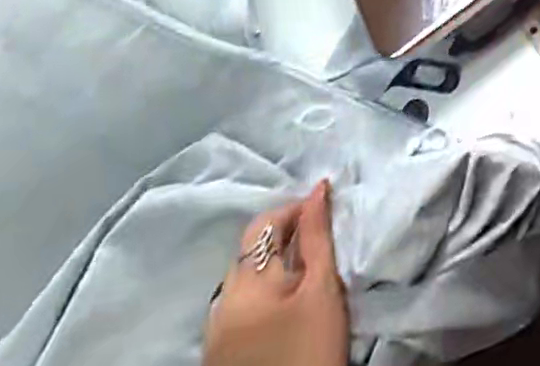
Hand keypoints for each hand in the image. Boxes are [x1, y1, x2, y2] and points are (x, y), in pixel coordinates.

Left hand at [205, 181, 347, 365]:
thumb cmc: (311, 352)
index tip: (325, 211)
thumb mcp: (323, 291)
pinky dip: (262, 294)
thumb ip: (318, 236)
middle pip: (251, 250)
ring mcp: (215, 332)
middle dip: (283, 237)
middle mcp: (221, 301)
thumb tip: (318, 189)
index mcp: (244, 281)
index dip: (295, 210)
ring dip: (272, 266)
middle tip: (319, 240)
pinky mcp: (218, 356)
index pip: (264, 222)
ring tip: (305, 272)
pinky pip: (238, 307)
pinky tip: (283, 306)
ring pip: (244, 279)